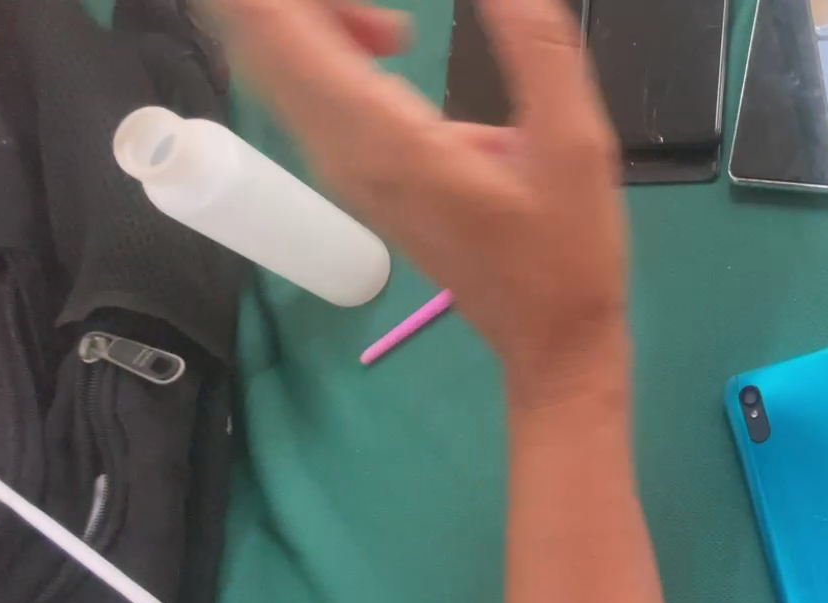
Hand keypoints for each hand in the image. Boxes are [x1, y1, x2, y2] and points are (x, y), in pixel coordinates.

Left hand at [205, 0, 627, 411]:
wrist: (554, 344)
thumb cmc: (570, 257)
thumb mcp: (574, 147)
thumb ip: (533, 43)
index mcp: (379, 133)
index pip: (265, 8)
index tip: (385, 2)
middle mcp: (335, 146)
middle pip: (252, 17)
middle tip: (393, 10)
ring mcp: (338, 167)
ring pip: (271, 46)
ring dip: (318, 7)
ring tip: (394, 13)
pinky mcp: (354, 178)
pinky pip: (301, 82)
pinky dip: (325, 37)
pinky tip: (389, 41)